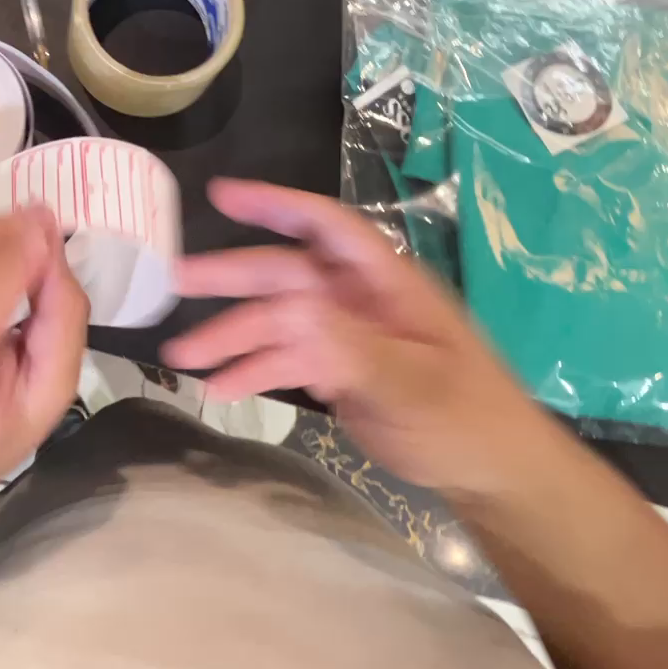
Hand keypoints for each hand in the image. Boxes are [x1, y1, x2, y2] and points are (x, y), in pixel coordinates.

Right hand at [162, 178, 563, 497]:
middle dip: (230, 278)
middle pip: (284, 275)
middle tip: (176, 282)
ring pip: (276, 323)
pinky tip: (221, 388)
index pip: (326, 226)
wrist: (491, 473)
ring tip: (183, 357)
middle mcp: (357, 298)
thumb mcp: (414, 385)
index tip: (222, 194)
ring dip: (231, 337)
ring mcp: (343, 334)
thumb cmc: (467, 419)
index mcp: (385, 281)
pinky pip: (283, 360)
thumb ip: (352, 348)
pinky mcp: (334, 369)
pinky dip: (252, 371)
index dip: (275, 204)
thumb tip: (288, 310)